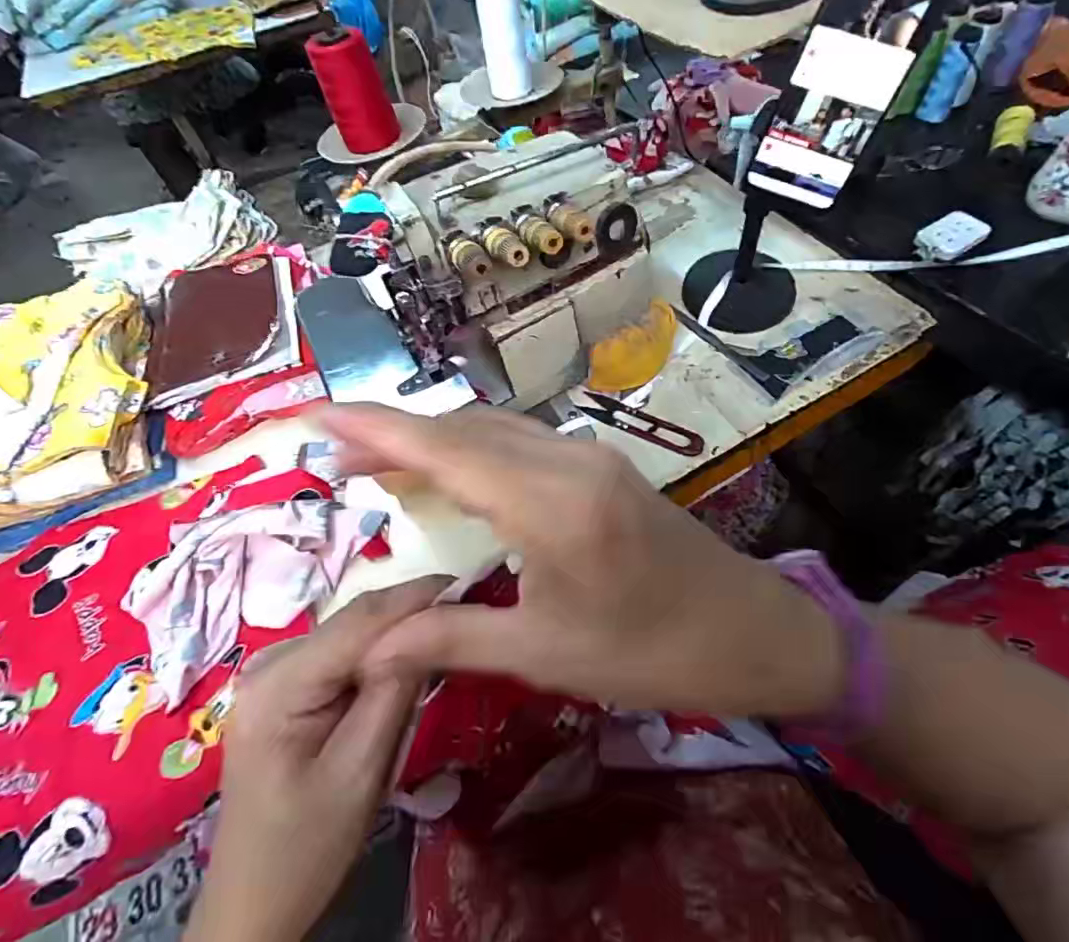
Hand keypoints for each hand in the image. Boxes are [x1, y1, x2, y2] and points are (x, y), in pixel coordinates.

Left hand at [186, 577, 445, 941]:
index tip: (470, 587)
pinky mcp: (285, 687)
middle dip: (412, 613)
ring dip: (399, 632)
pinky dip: (379, 653)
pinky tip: (409, 661)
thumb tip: (426, 628)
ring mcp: (273, 673)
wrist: (254, 902)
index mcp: (279, 684)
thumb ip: (390, 693)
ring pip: (351, 634)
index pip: (360, 620)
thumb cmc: (306, 848)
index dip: (417, 596)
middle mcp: (269, 663)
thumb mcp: (358, 773)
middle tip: (470, 610)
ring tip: (449, 631)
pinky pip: (341, 655)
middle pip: (354, 621)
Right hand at [317, 403, 846, 718]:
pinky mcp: (601, 465)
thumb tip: (370, 645)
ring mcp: (590, 456)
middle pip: (465, 429)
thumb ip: (452, 638)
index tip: (319, 414)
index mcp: (552, 507)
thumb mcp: (546, 654)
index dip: (377, 427)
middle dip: (397, 436)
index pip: (447, 450)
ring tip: (379, 467)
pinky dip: (474, 451)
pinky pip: (522, 442)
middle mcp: (569, 461)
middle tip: (338, 459)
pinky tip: (452, 478)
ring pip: (493, 430)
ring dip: (436, 441)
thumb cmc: (651, 653)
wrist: (749, 630)